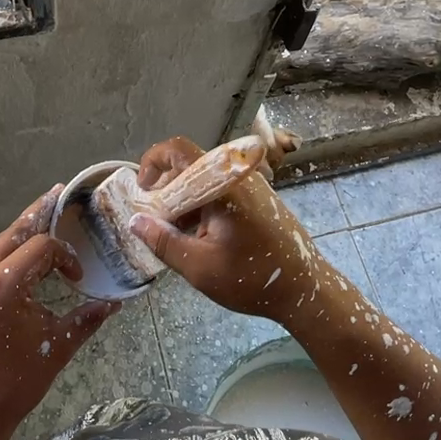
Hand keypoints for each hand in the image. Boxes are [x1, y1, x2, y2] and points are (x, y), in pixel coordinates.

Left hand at [0, 185, 119, 439]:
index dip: (64, 255)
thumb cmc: (15, 382)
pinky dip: (8, 251)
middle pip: (15, 232)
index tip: (77, 275)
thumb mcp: (57, 347)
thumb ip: (87, 318)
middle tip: (59, 193)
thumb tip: (117, 302)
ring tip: (44, 214)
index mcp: (4, 283)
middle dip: (39, 214)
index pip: (41, 247)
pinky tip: (23, 252)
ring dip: (23, 232)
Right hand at [128, 136, 329, 325]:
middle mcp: (236, 176)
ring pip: (205, 179)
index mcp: (222, 185)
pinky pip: (221, 189)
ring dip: (185, 198)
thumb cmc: (252, 279)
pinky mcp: (258, 197)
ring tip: (176, 231)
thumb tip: (135, 222)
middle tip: (156, 217)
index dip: (153, 162)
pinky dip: (204, 204)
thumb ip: (163, 242)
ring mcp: (250, 185)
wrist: (305, 290)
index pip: (179, 150)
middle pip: (190, 164)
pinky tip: (200, 234)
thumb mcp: (199, 267)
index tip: (143, 190)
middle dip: (167, 187)